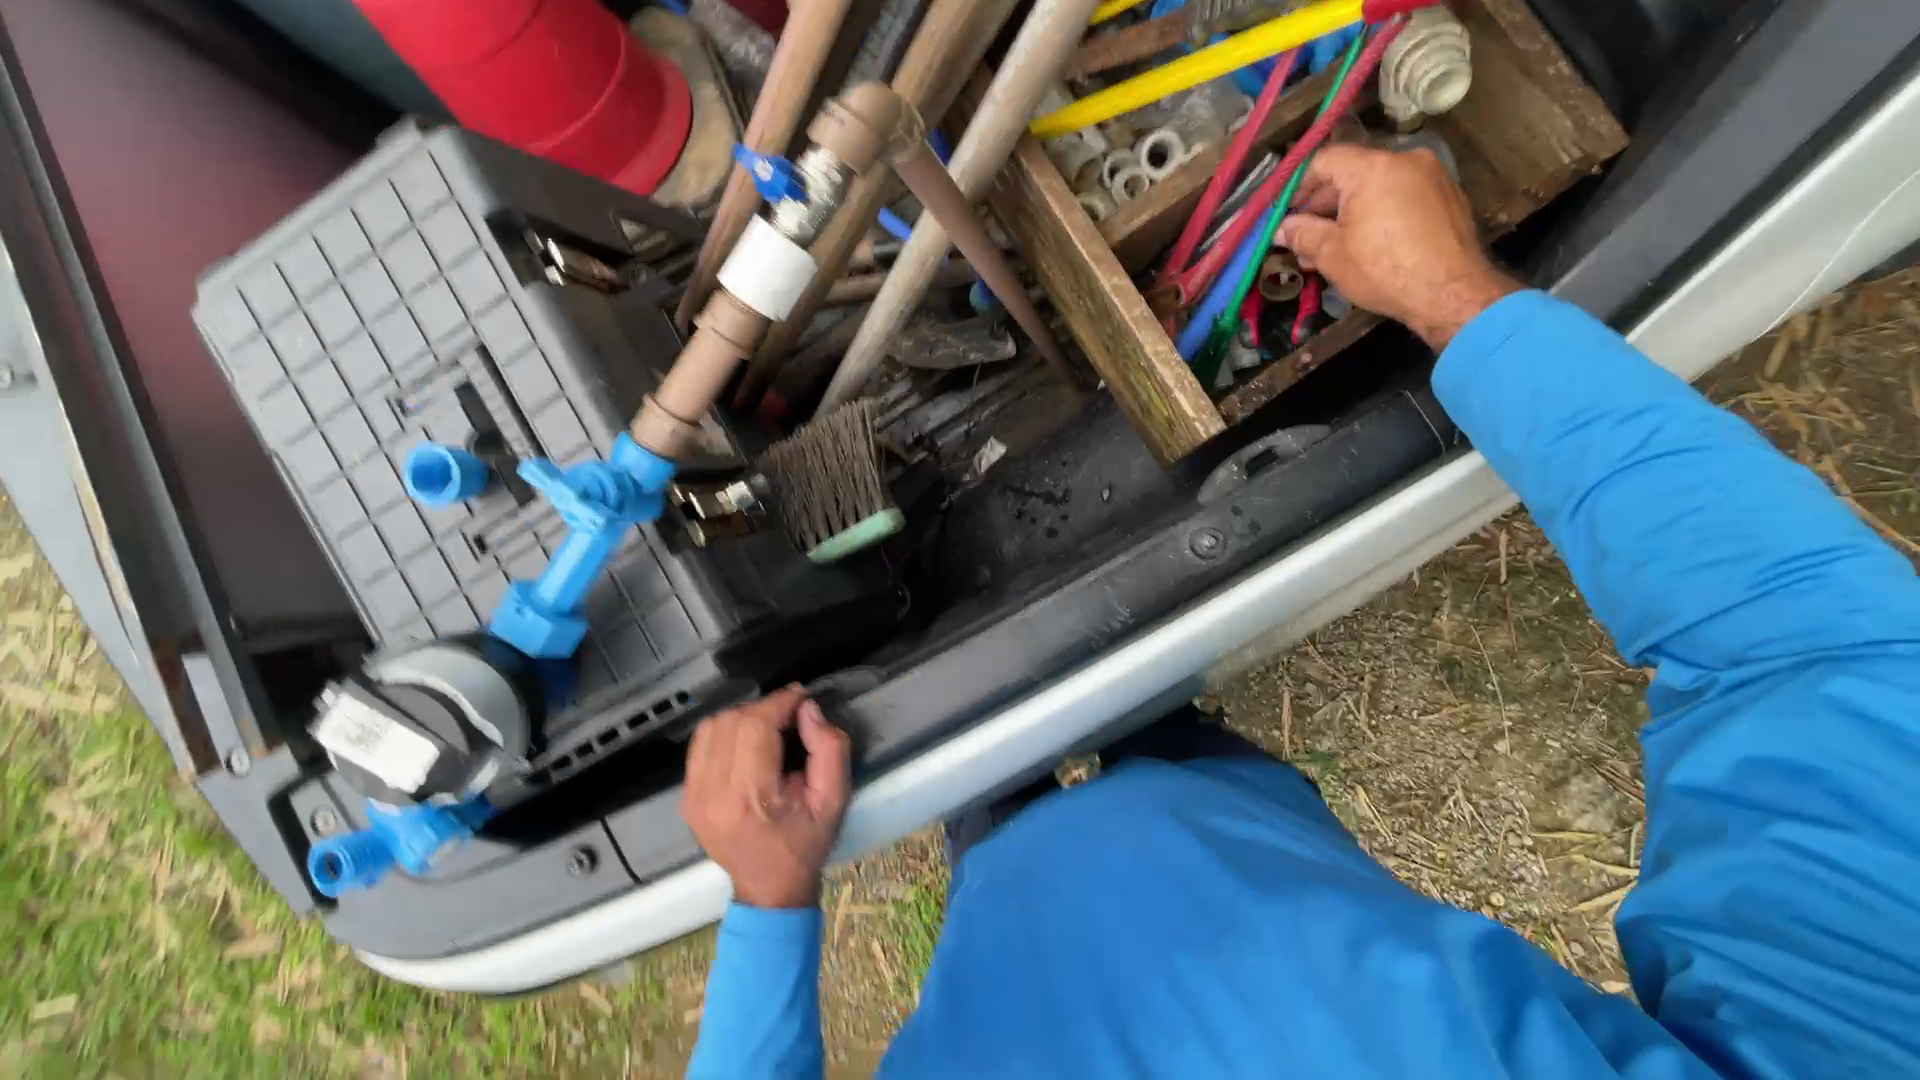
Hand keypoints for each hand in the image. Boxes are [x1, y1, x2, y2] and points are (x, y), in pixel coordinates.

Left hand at [682, 686, 851, 908]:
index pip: (756, 725)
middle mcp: (713, 793)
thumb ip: (830, 748)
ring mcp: (693, 796)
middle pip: (732, 720)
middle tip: (790, 715)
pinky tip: (747, 742)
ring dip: (743, 717)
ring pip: (712, 727)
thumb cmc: (806, 845)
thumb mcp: (835, 798)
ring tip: (769, 727)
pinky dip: (725, 733)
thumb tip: (808, 710)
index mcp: (751, 797)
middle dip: (764, 708)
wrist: (770, 889)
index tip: (802, 698)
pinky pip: (701, 745)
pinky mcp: (686, 798)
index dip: (780, 702)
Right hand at [1277, 144, 1521, 349]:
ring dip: (1348, 214)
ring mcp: (1430, 176)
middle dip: (1322, 206)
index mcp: (1374, 168)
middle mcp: (1405, 160)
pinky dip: (1377, 214)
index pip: (1325, 159)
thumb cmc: (1384, 270)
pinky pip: (1400, 197)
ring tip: (1328, 250)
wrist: (1450, 292)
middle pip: (1352, 173)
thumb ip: (1302, 234)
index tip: (1283, 209)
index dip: (1298, 183)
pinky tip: (1363, 245)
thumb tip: (1282, 229)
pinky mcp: (1446, 196)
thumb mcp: (1332, 254)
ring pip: (1376, 188)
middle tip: (1302, 237)